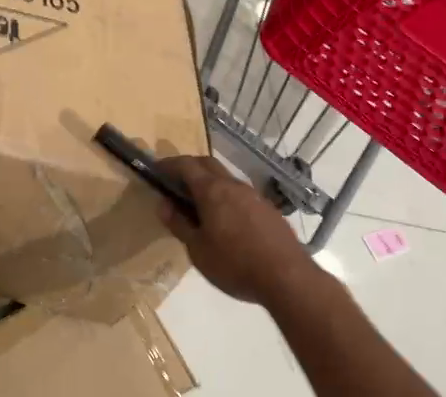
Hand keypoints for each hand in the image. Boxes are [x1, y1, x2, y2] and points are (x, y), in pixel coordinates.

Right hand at [156, 155, 319, 304]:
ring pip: (227, 180)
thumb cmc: (235, 264)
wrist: (290, 280)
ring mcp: (255, 197)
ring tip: (202, 207)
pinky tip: (230, 224)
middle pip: (207, 164)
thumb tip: (163, 204)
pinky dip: (229, 199)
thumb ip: (179, 224)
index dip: (168, 164)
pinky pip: (243, 196)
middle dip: (190, 168)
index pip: (185, 165)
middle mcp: (233, 185)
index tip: (156, 170)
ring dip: (211, 185)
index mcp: (212, 190)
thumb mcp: (198, 250)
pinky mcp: (270, 211)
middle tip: (177, 184)